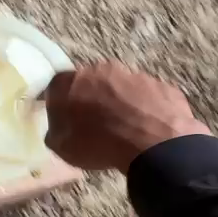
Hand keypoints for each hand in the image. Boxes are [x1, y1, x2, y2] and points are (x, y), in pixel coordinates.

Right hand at [43, 62, 211, 171]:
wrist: (154, 145)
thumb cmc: (98, 143)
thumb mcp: (61, 146)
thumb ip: (56, 129)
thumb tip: (59, 126)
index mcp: (69, 82)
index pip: (56, 87)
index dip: (59, 102)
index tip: (63, 117)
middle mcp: (99, 70)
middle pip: (91, 82)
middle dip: (91, 98)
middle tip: (93, 122)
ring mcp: (134, 75)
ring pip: (121, 87)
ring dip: (119, 102)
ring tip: (123, 129)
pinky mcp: (162, 86)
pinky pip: (147, 97)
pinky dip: (144, 109)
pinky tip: (146, 129)